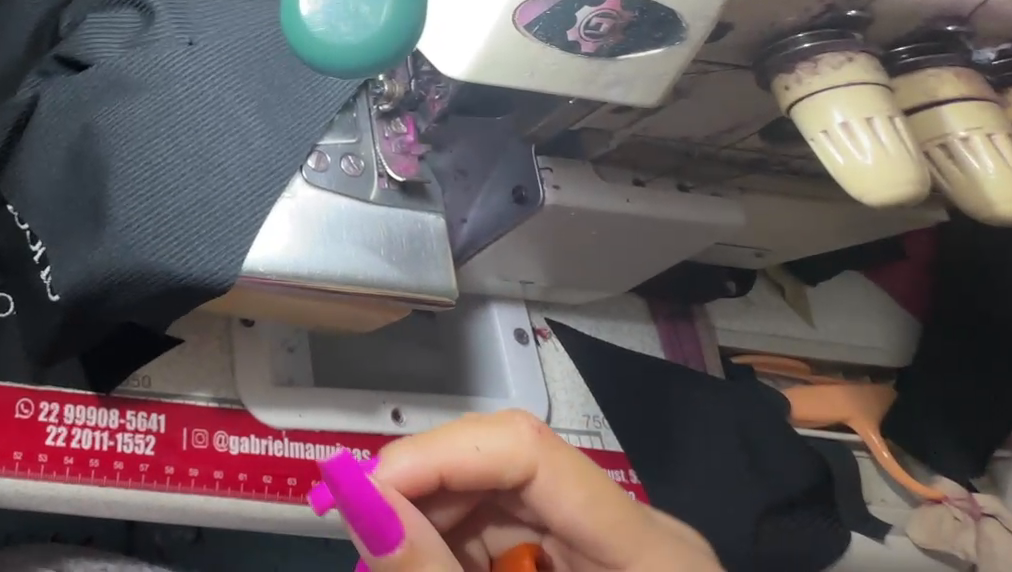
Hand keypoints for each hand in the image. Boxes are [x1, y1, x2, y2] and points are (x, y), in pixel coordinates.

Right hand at [352, 411, 720, 571]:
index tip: (364, 495)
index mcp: (654, 558)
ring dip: (431, 520)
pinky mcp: (591, 569)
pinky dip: (456, 547)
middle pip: (505, 466)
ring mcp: (617, 551)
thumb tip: (357, 499)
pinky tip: (431, 569)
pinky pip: (507, 530)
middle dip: (423, 492)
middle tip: (361, 533)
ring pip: (496, 493)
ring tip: (394, 559)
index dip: (435, 456)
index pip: (526, 451)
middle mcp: (639, 535)